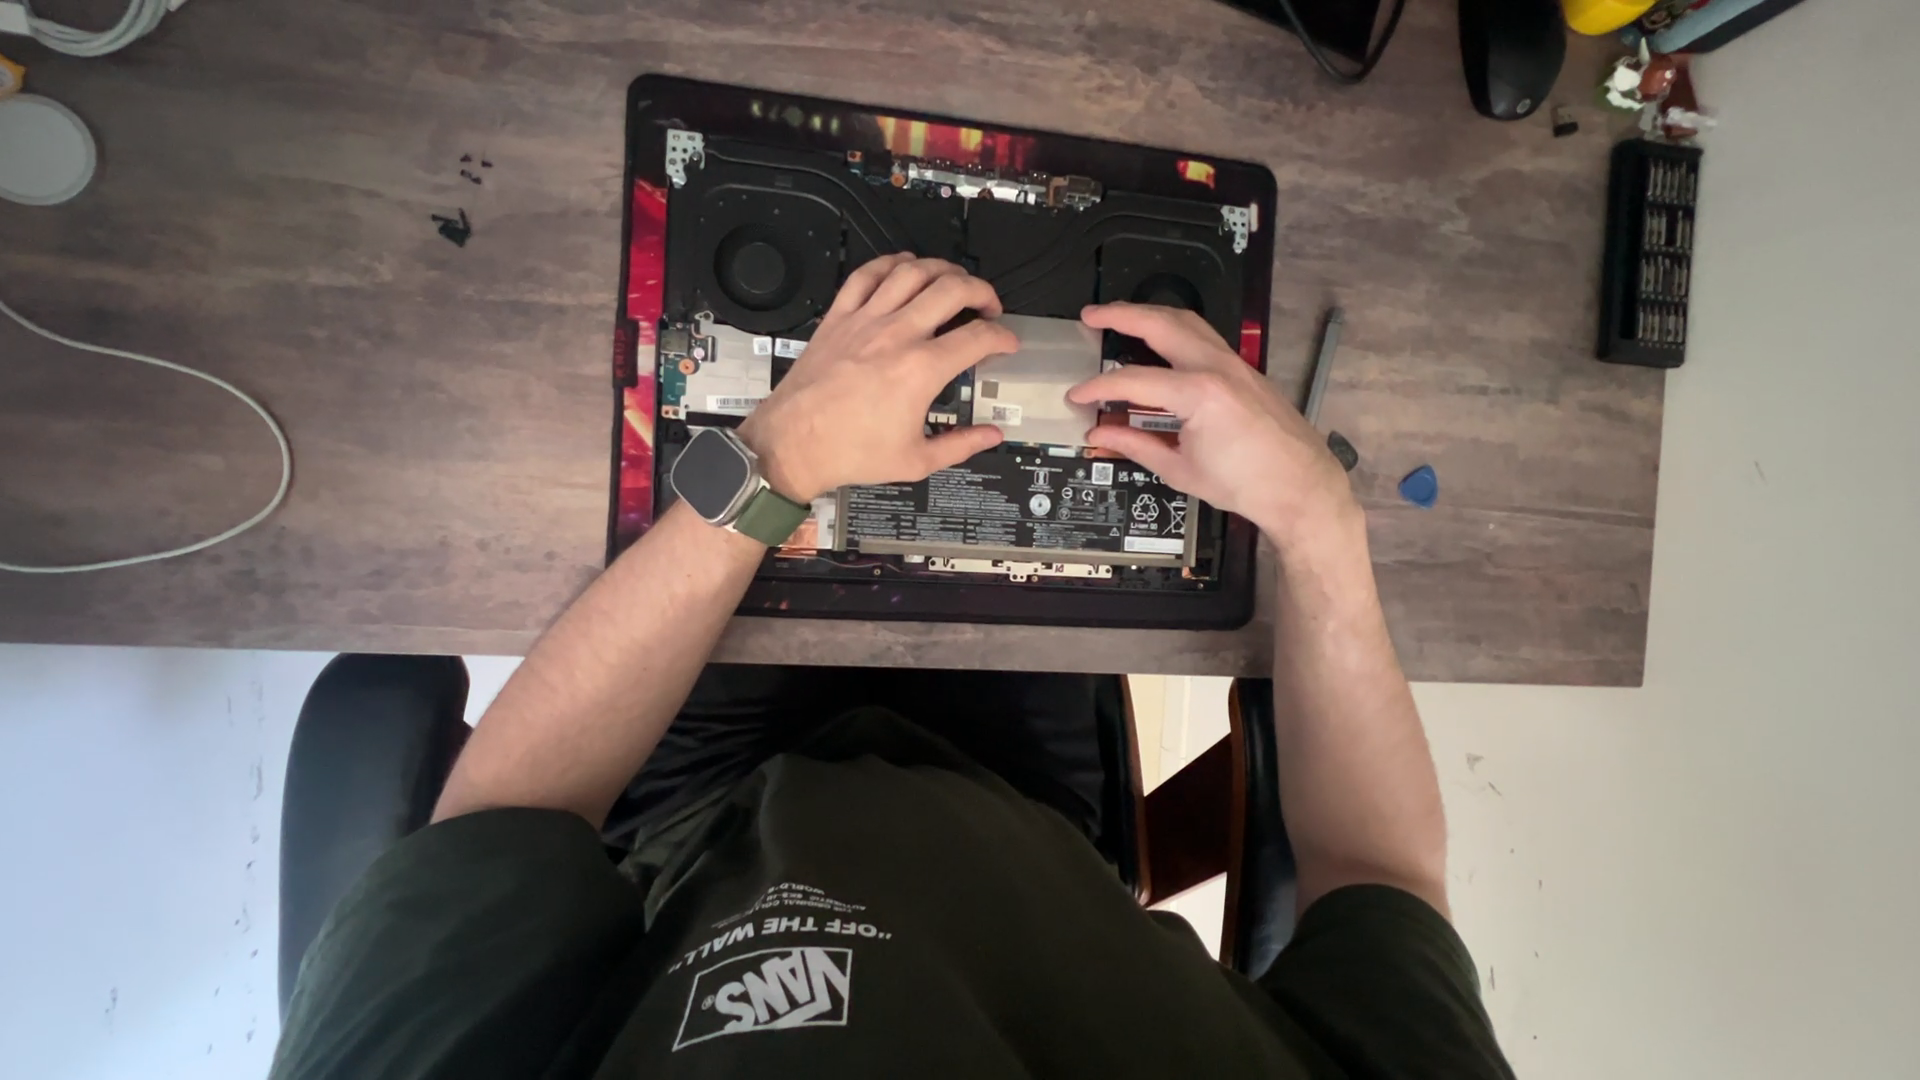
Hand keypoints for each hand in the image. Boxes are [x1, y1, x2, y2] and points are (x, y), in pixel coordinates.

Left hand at [737, 255, 1014, 501]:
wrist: (794, 444)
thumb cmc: (848, 451)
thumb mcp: (916, 460)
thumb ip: (961, 445)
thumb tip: (989, 436)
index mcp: (920, 370)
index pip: (977, 336)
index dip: (1002, 336)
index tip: (1005, 342)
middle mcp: (895, 336)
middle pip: (952, 288)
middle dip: (981, 291)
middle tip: (988, 305)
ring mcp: (865, 321)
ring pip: (912, 271)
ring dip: (942, 269)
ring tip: (954, 282)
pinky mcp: (839, 318)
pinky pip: (867, 274)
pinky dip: (891, 263)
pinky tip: (903, 268)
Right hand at [1066, 302, 1359, 551]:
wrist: (1299, 485)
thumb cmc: (1248, 483)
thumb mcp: (1180, 469)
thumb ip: (1134, 444)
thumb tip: (1100, 434)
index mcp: (1199, 394)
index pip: (1133, 381)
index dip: (1097, 388)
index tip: (1077, 395)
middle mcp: (1217, 368)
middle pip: (1160, 324)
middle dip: (1121, 314)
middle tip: (1091, 316)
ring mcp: (1234, 364)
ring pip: (1186, 321)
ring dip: (1150, 313)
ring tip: (1121, 316)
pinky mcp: (1243, 369)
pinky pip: (1203, 336)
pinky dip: (1175, 330)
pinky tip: (1159, 339)